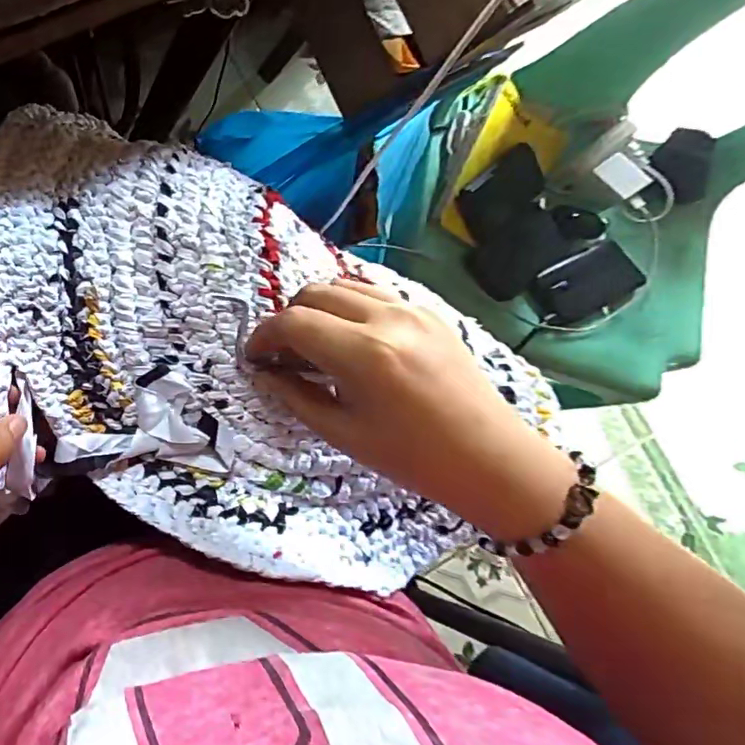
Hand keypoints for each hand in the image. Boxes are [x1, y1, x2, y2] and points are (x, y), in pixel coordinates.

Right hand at [247, 279, 573, 538]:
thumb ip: (295, 395)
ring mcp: (411, 310)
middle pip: (312, 293)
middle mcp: (387, 320)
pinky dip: (346, 306)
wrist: (490, 459)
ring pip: (341, 285)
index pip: (292, 322)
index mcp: (364, 355)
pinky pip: (372, 293)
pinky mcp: (428, 313)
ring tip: (312, 344)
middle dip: (286, 319)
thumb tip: (264, 372)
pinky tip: (347, 338)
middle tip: (281, 354)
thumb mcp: (342, 432)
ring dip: (315, 308)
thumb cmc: (412, 458)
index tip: (254, 357)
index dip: (263, 336)